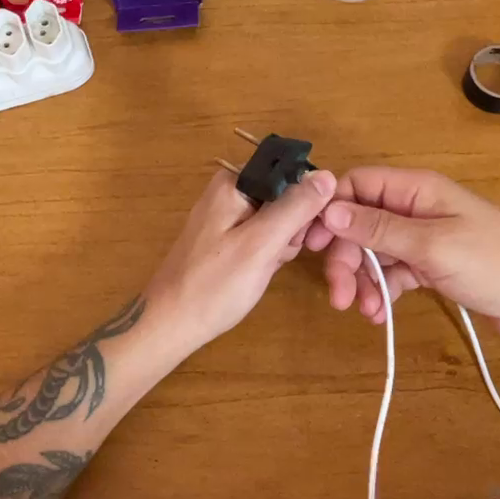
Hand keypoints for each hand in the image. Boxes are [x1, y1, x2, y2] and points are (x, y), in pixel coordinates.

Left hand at [141, 168, 336, 353]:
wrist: (172, 324)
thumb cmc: (214, 285)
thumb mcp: (261, 244)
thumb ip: (295, 207)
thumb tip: (328, 175)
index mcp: (233, 182)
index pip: (291, 175)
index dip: (305, 202)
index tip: (303, 233)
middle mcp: (229, 192)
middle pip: (285, 198)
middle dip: (291, 229)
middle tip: (274, 256)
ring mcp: (227, 217)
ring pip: (278, 221)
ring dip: (281, 246)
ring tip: (262, 268)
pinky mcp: (227, 239)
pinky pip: (262, 238)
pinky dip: (267, 256)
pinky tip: (256, 274)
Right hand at [304, 167, 499, 345]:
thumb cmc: (497, 264)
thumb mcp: (432, 246)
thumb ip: (378, 229)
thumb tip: (328, 209)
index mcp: (417, 189)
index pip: (357, 185)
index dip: (330, 211)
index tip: (310, 245)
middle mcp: (416, 208)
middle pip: (359, 223)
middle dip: (345, 257)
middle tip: (339, 294)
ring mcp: (424, 238)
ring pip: (374, 252)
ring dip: (363, 280)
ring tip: (365, 312)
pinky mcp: (431, 267)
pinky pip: (394, 273)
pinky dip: (383, 291)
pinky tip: (380, 314)